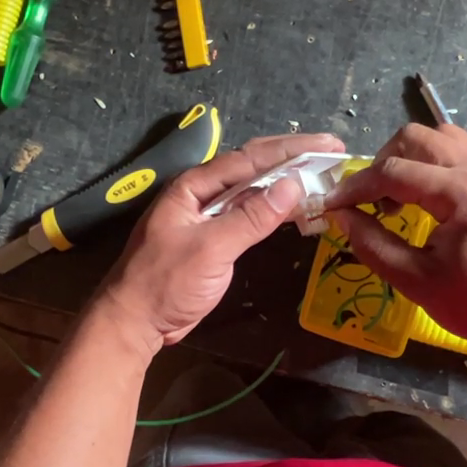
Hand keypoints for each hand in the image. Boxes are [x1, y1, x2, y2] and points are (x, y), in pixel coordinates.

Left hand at [92, 133, 344, 354]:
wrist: (133, 321)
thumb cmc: (165, 282)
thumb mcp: (210, 249)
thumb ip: (251, 218)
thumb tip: (292, 185)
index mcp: (194, 186)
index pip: (250, 158)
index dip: (291, 149)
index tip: (327, 145)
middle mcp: (201, 194)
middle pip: (252, 167)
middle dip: (292, 157)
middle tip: (333, 152)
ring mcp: (207, 216)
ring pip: (253, 190)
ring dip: (286, 181)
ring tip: (323, 173)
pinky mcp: (214, 239)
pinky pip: (249, 213)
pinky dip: (274, 208)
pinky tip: (295, 206)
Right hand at [324, 124, 466, 370]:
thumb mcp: (416, 281)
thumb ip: (372, 243)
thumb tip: (340, 217)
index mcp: (459, 192)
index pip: (391, 172)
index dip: (354, 188)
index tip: (331, 205)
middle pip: (416, 138)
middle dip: (383, 163)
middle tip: (368, 201)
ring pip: (446, 137)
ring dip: (414, 156)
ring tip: (401, 195)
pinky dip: (448, 160)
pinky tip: (440, 191)